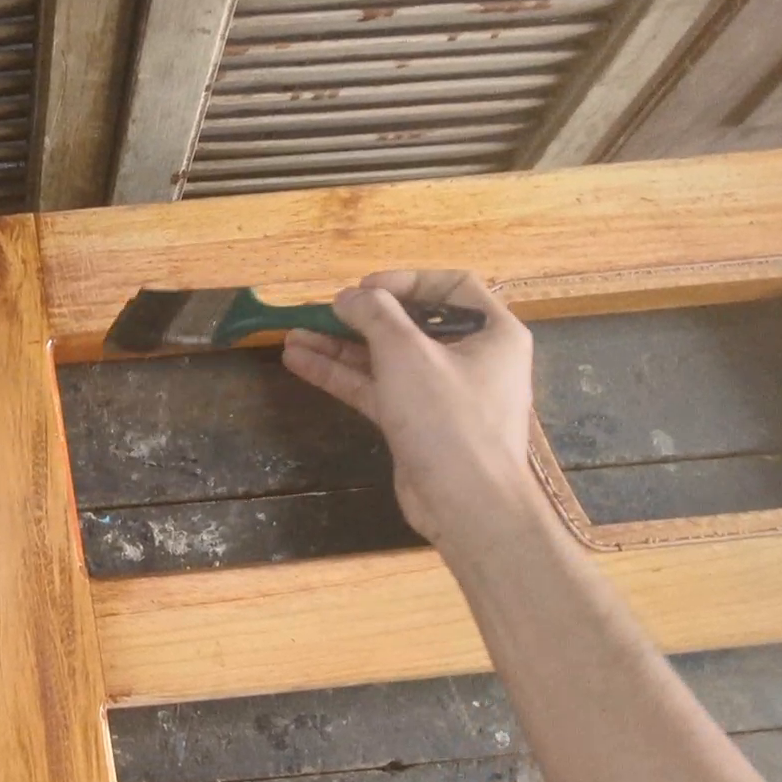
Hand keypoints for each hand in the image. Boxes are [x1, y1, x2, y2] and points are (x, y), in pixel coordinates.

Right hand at [280, 271, 537, 544]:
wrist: (465, 501)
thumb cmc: (448, 417)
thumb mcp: (407, 354)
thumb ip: (375, 316)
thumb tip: (348, 296)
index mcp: (490, 332)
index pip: (450, 287)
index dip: (405, 281)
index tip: (363, 288)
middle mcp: (468, 357)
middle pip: (408, 324)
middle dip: (359, 318)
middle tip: (320, 313)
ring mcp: (438, 392)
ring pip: (383, 358)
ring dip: (338, 347)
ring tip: (292, 336)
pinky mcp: (413, 421)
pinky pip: (374, 387)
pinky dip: (340, 375)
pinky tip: (300, 362)